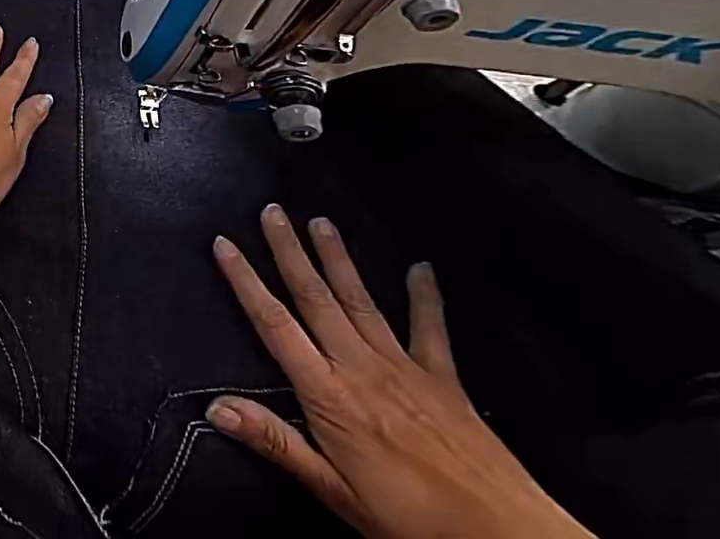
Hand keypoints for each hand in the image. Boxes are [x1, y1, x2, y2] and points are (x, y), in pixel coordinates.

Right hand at [209, 206, 595, 538]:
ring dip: (337, 257)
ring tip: (321, 221)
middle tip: (273, 212)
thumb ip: (275, 442)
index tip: (226, 244)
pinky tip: (421, 267)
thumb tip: (218, 407)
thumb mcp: (332, 492)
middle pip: (314, 296)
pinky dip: (424, 296)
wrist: (501, 534)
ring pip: (359, 299)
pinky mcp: (440, 375)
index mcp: (328, 393)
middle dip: (289, 251)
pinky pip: (429, 328)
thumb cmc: (408, 521)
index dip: (245, 281)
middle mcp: (359, 364)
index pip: (274, 324)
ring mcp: (402, 365)